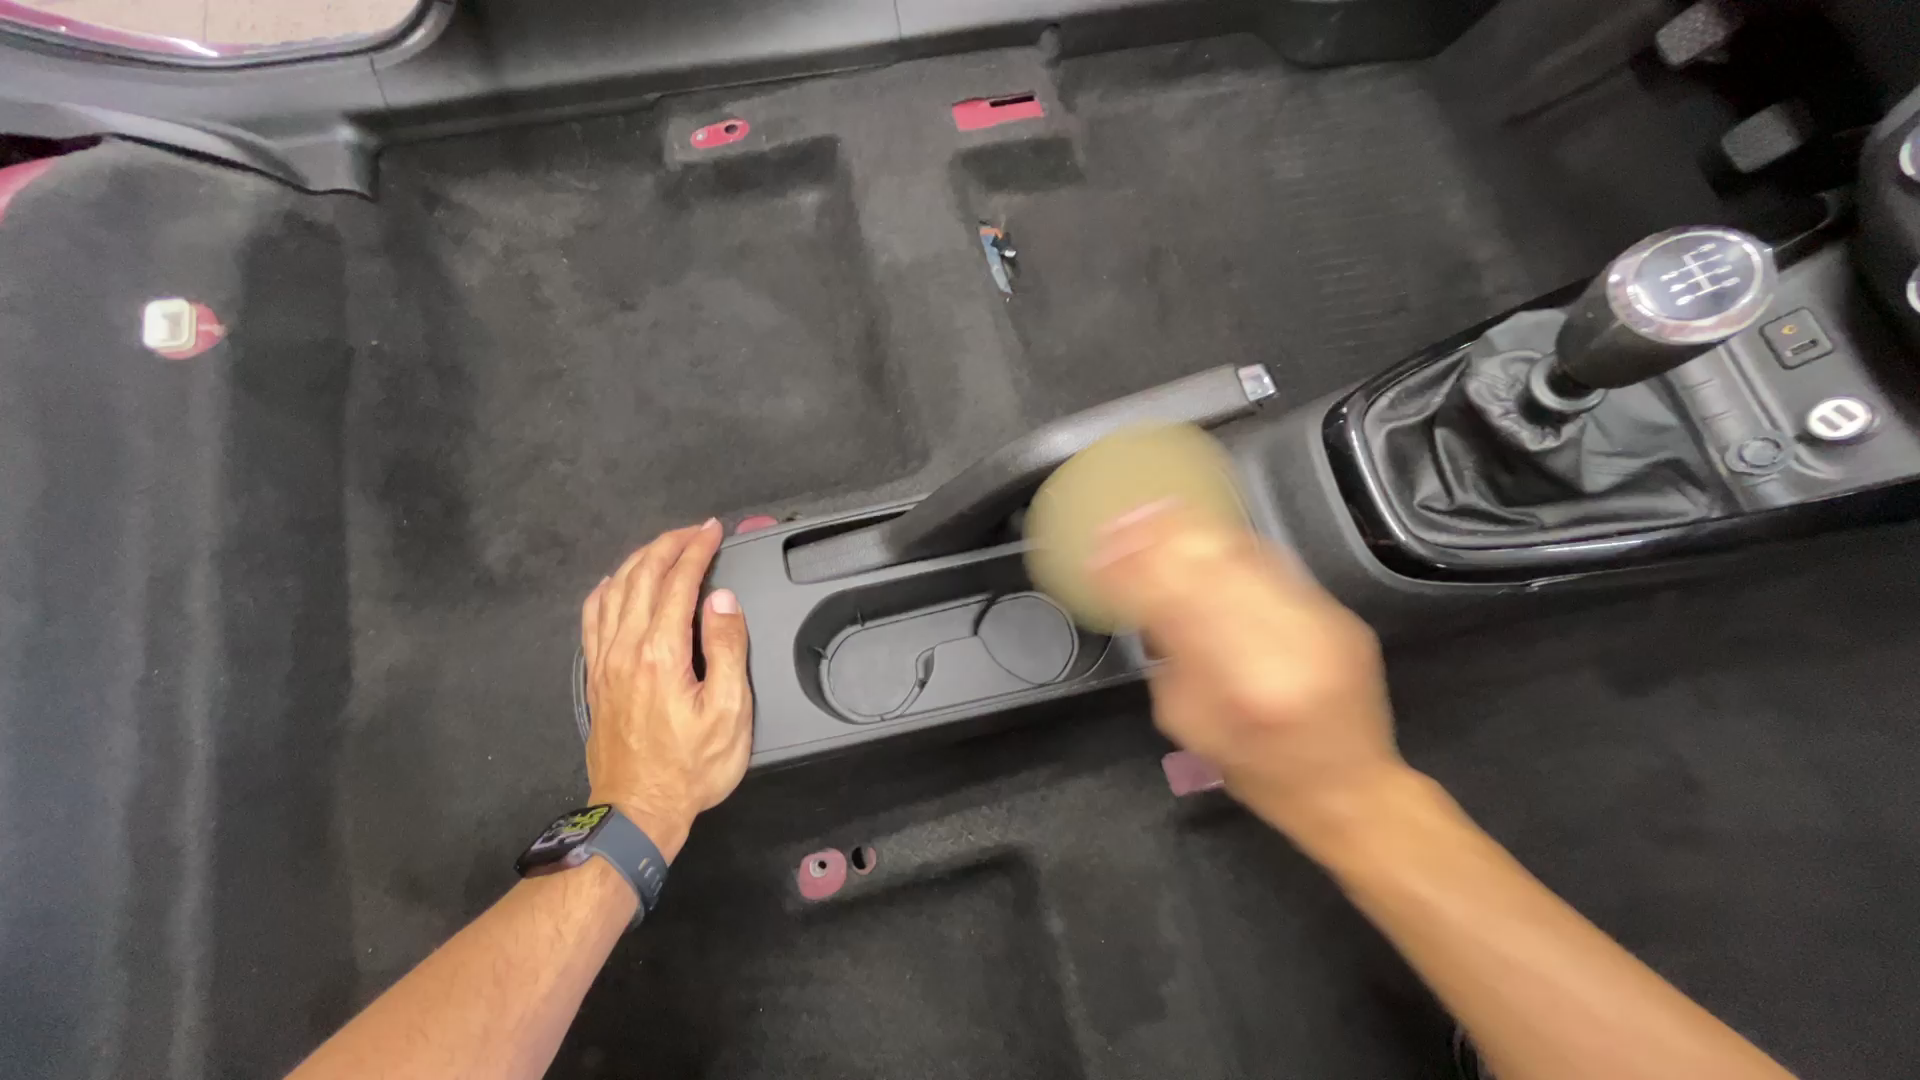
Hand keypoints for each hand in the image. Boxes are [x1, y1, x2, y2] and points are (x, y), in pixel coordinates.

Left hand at [580, 520, 752, 861]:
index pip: (678, 583)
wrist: (637, 810)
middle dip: (668, 544)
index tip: (712, 530)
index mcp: (662, 653)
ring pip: (614, 590)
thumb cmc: (691, 766)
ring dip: (639, 560)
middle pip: (641, 576)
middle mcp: (626, 648)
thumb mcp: (729, 712)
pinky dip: (606, 589)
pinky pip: (592, 617)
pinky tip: (617, 583)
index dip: (696, 549)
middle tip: (693, 531)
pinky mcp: (595, 675)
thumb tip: (722, 600)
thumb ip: (727, 649)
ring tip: (663, 547)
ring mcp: (604, 661)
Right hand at [1089, 503, 1405, 842]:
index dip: (1134, 572)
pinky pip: (1276, 567)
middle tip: (1126, 521)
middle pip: (1212, 570)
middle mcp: (1283, 646)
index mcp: (1238, 685)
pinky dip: (1235, 546)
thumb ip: (1167, 660)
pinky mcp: (1337, 615)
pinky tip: (1207, 534)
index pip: (1175, 606)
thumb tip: (1143, 604)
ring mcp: (1317, 625)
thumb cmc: (1260, 771)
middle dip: (1161, 540)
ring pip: (1246, 559)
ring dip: (1196, 532)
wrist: (1350, 788)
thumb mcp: (1190, 726)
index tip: (1103, 554)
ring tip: (1160, 514)